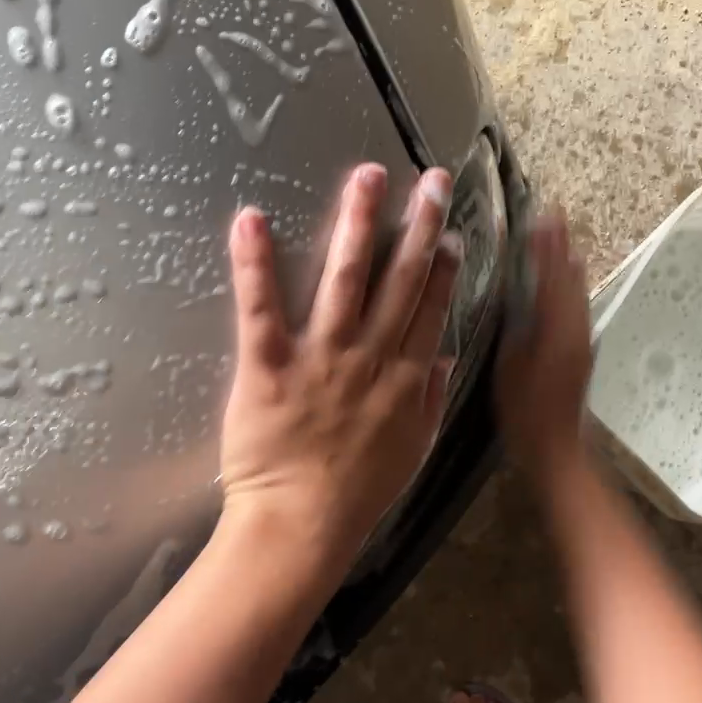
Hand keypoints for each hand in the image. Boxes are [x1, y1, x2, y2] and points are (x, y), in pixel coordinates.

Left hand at [219, 164, 461, 562]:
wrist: (302, 525)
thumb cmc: (358, 493)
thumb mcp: (413, 449)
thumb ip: (431, 399)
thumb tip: (444, 356)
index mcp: (404, 378)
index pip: (429, 310)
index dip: (442, 267)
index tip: (450, 229)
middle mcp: (369, 357)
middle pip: (399, 281)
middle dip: (417, 225)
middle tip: (428, 180)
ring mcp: (320, 358)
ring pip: (343, 280)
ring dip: (355, 224)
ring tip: (364, 176)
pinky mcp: (268, 366)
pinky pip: (261, 309)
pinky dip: (255, 263)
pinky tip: (252, 218)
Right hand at [495, 208, 593, 478]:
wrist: (557, 448)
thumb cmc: (525, 412)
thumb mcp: (509, 366)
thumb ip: (515, 326)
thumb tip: (516, 292)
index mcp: (556, 328)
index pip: (551, 275)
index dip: (546, 245)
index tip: (543, 215)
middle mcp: (574, 328)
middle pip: (570, 277)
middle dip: (561, 246)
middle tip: (555, 215)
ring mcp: (581, 340)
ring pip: (577, 291)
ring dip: (568, 263)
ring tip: (561, 237)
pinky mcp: (580, 351)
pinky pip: (578, 306)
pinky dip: (572, 285)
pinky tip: (569, 280)